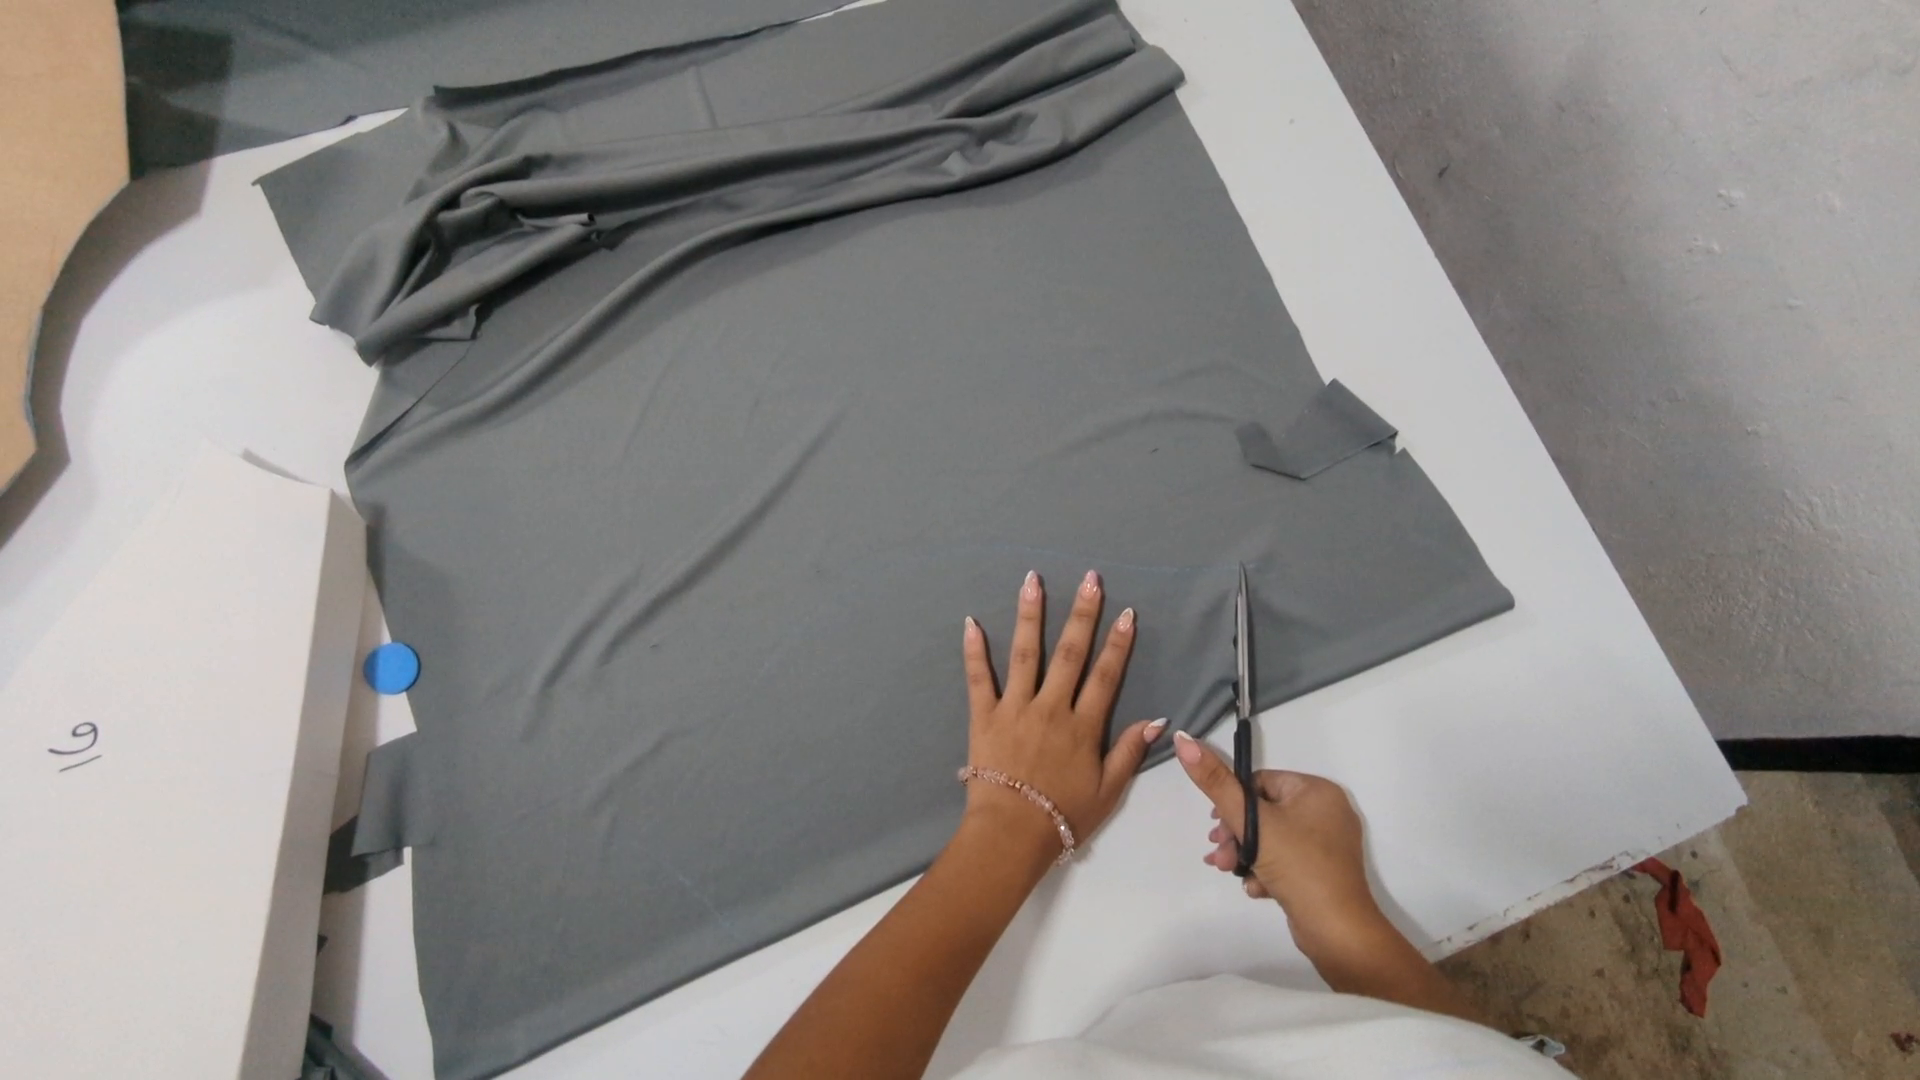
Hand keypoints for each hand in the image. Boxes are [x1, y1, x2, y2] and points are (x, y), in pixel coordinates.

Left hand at [961, 571, 1165, 856]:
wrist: (1011, 834)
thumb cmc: (1063, 816)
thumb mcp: (1108, 791)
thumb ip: (1130, 752)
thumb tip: (1158, 719)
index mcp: (1083, 726)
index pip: (1105, 676)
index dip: (1118, 644)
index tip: (1127, 613)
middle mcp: (1051, 707)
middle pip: (1070, 653)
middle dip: (1082, 614)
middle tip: (1090, 579)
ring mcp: (1015, 708)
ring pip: (1026, 653)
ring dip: (1031, 614)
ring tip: (1033, 580)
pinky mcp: (984, 715)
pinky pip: (978, 678)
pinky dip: (974, 650)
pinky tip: (971, 622)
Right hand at [1171, 733, 1384, 954]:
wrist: (1337, 933)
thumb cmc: (1297, 865)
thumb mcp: (1250, 821)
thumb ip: (1215, 781)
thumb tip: (1183, 738)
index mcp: (1317, 790)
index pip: (1259, 783)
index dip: (1232, 803)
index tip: (1216, 829)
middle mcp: (1327, 811)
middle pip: (1263, 812)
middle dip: (1236, 835)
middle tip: (1218, 855)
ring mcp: (1328, 844)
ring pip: (1271, 837)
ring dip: (1245, 853)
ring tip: (1229, 871)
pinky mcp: (1325, 871)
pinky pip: (1287, 859)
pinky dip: (1267, 869)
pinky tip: (1255, 887)